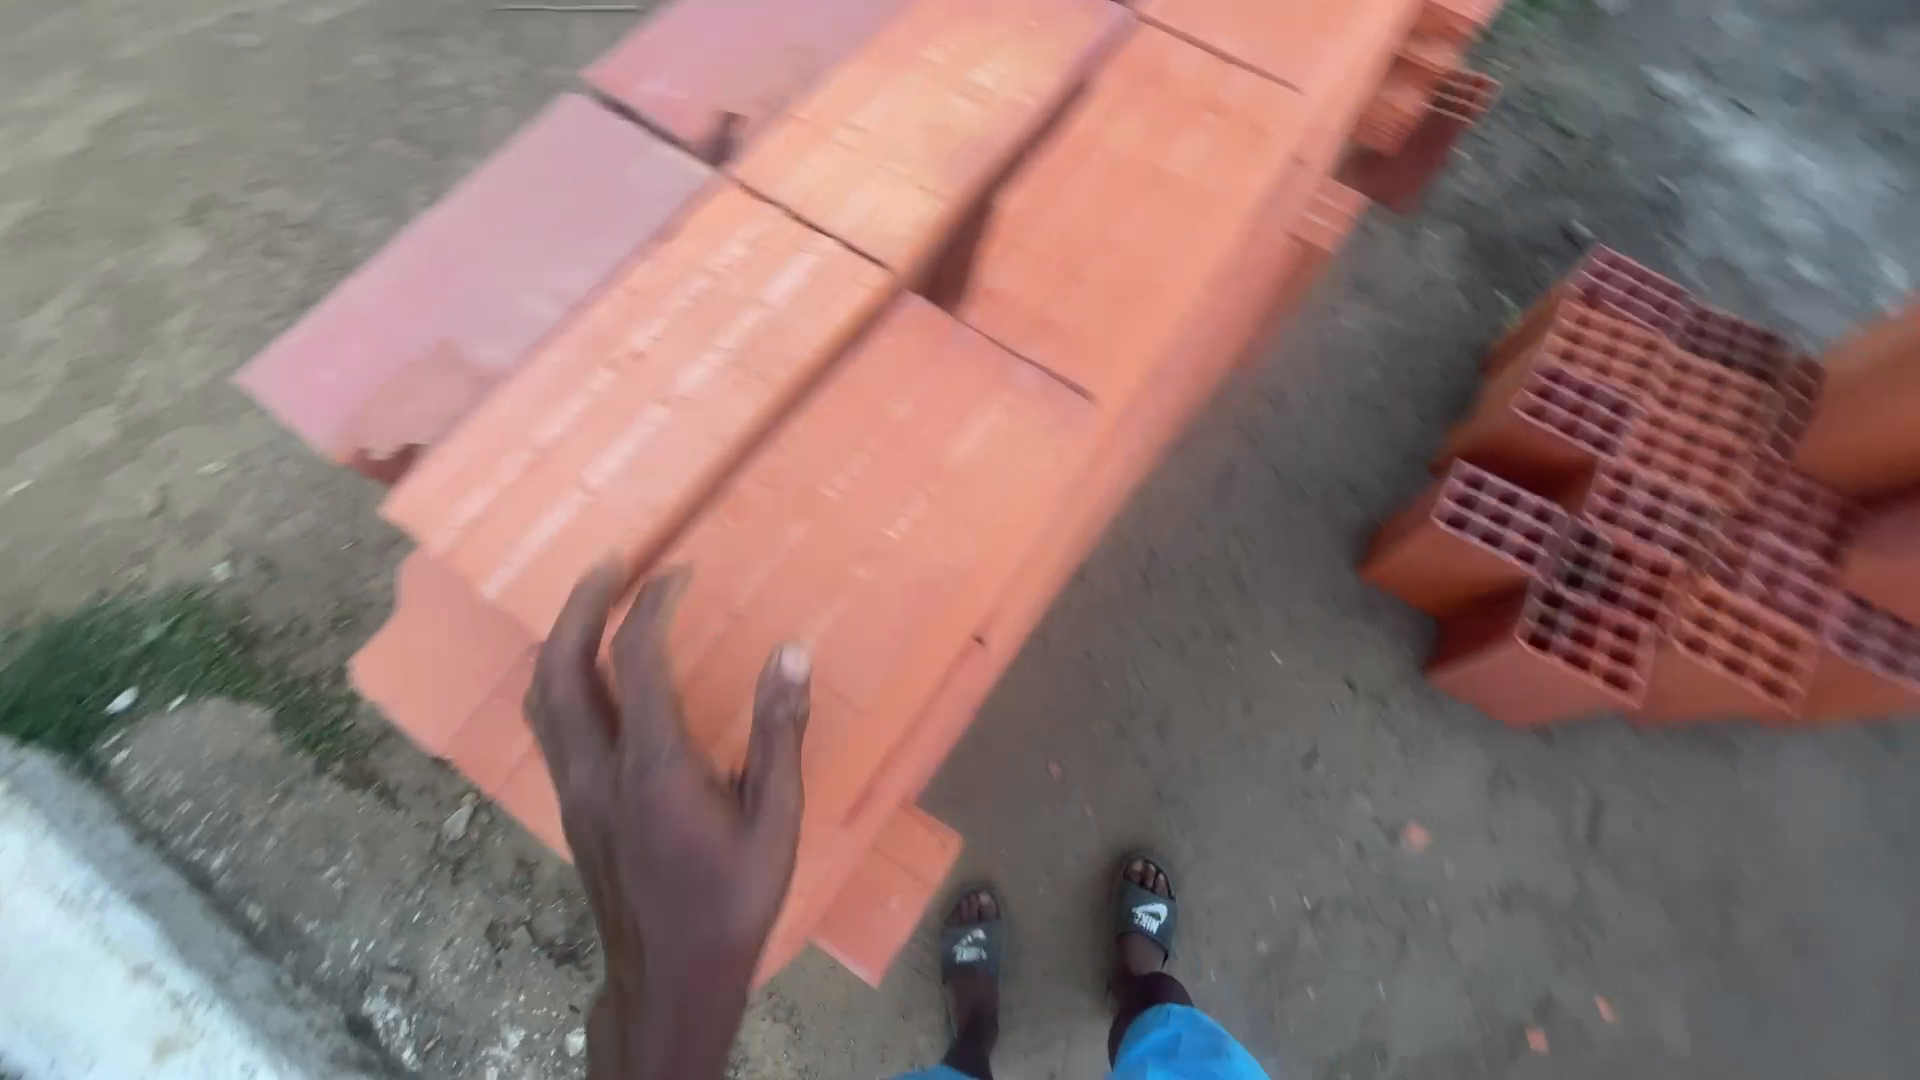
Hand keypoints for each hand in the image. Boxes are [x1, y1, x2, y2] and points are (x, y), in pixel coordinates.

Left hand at [525, 559, 811, 1079]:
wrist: (670, 978)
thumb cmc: (734, 899)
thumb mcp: (777, 818)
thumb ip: (781, 733)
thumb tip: (791, 653)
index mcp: (654, 767)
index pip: (638, 661)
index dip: (653, 605)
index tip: (678, 571)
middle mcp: (600, 769)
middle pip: (563, 668)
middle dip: (583, 605)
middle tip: (612, 563)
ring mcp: (575, 790)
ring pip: (543, 696)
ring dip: (564, 639)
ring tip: (595, 604)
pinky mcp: (572, 808)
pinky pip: (551, 724)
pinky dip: (563, 678)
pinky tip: (593, 676)